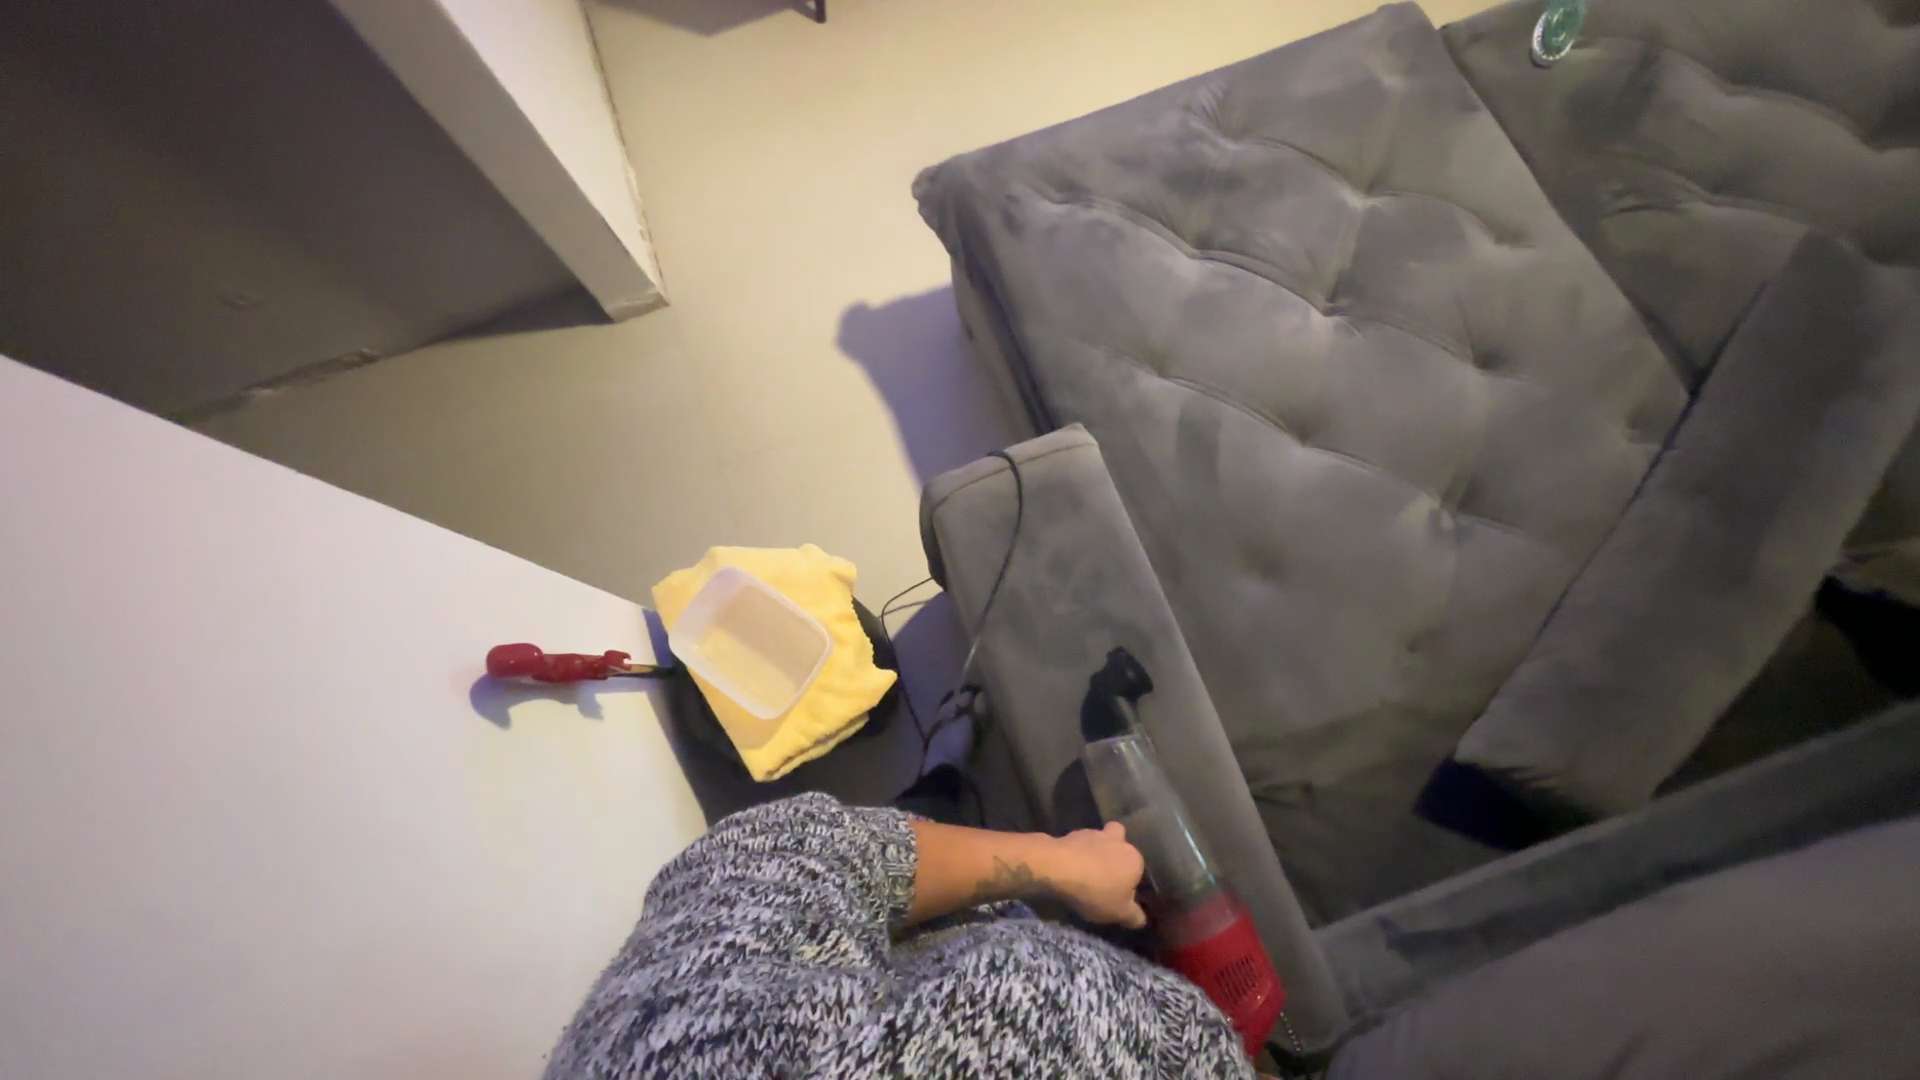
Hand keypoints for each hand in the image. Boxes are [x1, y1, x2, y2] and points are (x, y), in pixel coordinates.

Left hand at [1043, 822, 1147, 928]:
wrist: (1059, 867)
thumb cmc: (1096, 891)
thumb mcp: (1120, 913)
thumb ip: (1134, 916)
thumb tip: (1141, 918)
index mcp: (1133, 858)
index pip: (1138, 870)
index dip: (1129, 882)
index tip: (1118, 895)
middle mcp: (1117, 841)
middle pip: (1120, 841)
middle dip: (1114, 852)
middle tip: (1105, 873)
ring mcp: (1093, 833)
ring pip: (1099, 840)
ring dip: (1094, 851)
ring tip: (1084, 872)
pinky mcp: (1071, 833)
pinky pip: (1079, 843)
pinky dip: (1077, 852)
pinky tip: (1070, 867)